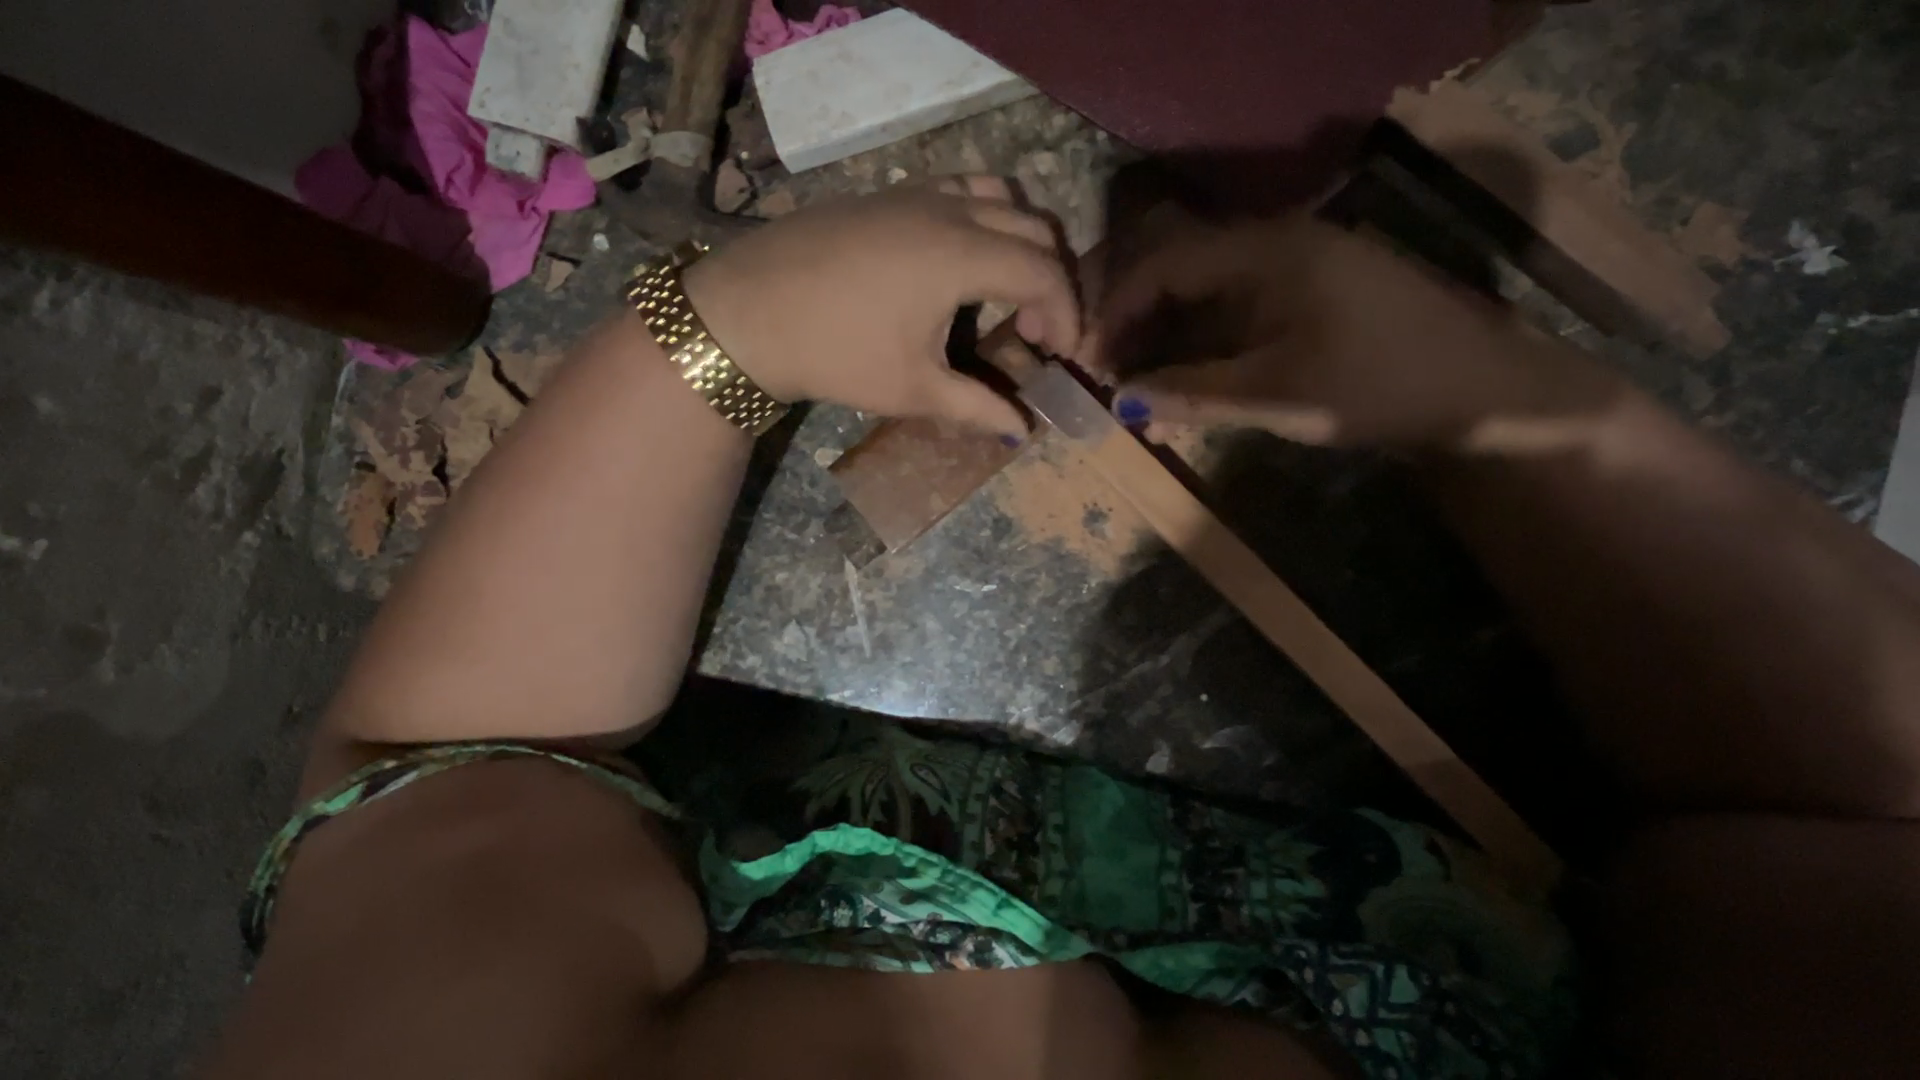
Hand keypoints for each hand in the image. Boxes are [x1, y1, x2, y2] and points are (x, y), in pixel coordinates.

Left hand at [680, 176, 1078, 437]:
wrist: (746, 312)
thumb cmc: (835, 352)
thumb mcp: (912, 388)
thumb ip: (977, 406)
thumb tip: (1023, 430)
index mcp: (962, 255)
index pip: (1045, 272)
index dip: (1068, 314)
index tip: (1063, 355)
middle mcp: (950, 211)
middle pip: (1035, 228)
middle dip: (1053, 278)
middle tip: (1040, 330)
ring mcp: (916, 193)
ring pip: (1001, 197)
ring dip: (1023, 239)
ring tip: (1012, 288)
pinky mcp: (888, 193)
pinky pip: (961, 189)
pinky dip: (985, 217)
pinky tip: (963, 259)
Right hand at [1079, 213, 1620, 452]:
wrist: (1491, 396)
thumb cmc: (1380, 388)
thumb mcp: (1276, 397)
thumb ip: (1192, 393)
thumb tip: (1120, 400)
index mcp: (1271, 250)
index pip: (1165, 265)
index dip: (1116, 312)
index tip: (1087, 362)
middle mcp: (1282, 242)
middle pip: (1183, 270)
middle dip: (1137, 324)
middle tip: (1109, 376)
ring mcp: (1304, 264)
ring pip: (1210, 291)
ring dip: (1170, 335)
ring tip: (1142, 385)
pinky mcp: (1319, 291)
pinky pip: (1242, 306)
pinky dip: (1207, 340)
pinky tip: (1192, 377)